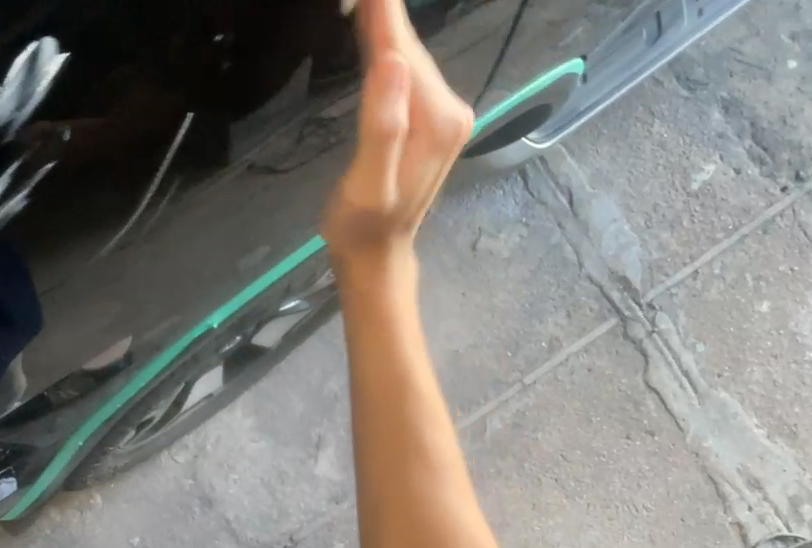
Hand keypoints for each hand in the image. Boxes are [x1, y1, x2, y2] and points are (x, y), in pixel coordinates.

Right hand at [321, 0, 473, 275]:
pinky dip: (389, 53)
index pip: (403, 54)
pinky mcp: (431, 123)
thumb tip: (390, 62)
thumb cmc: (362, 228)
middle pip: (410, 53)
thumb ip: (382, 127)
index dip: (382, 14)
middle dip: (384, 15)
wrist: (376, 257)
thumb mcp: (369, 185)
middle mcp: (450, 110)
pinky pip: (407, 77)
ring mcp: (444, 116)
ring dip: (386, 29)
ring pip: (409, 62)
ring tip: (366, 2)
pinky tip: (376, 37)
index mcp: (435, 121)